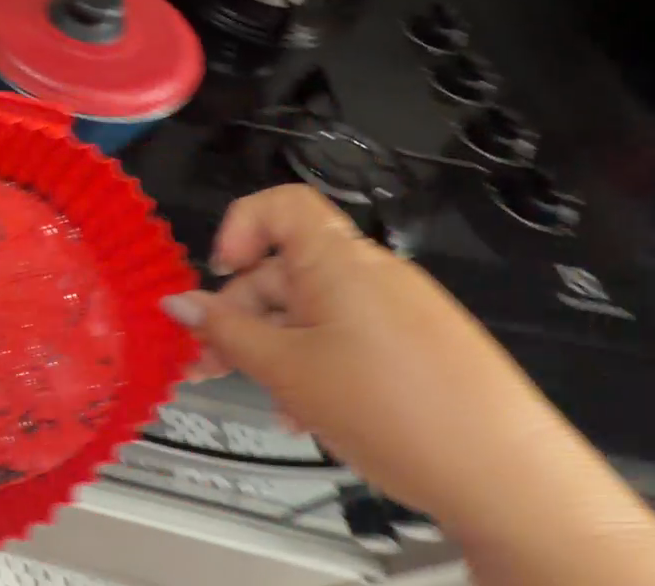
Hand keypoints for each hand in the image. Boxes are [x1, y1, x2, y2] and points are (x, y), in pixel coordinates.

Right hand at [161, 185, 578, 530]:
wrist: (516, 488)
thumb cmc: (392, 413)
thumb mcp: (284, 369)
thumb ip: (223, 330)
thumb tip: (176, 303)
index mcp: (339, 263)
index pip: (280, 205)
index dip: (238, 228)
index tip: (219, 274)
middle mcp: (373, 275)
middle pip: (284, 269)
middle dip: (241, 313)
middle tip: (211, 360)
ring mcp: (402, 311)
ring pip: (311, 311)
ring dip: (274, 348)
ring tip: (264, 398)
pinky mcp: (422, 346)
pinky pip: (348, 337)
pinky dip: (316, 363)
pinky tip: (306, 411)